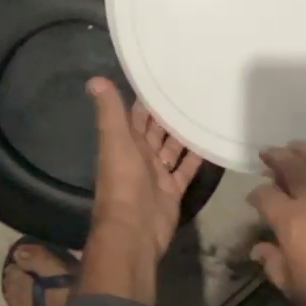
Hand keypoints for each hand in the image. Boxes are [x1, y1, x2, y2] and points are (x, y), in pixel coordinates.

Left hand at [78, 79, 202, 305]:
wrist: (133, 230)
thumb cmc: (123, 182)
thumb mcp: (115, 141)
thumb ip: (109, 112)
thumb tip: (94, 79)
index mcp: (126, 142)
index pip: (137, 114)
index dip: (149, 97)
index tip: (166, 74)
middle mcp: (141, 155)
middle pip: (157, 130)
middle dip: (170, 113)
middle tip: (194, 88)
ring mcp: (157, 173)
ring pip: (173, 148)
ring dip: (185, 133)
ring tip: (206, 110)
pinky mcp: (173, 190)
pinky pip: (187, 169)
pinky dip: (198, 157)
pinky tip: (211, 140)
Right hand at [247, 143, 305, 305]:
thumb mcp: (293, 287)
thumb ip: (273, 262)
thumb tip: (257, 248)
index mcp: (290, 219)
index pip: (265, 195)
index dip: (256, 194)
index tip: (254, 198)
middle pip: (290, 164)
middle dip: (275, 157)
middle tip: (267, 153)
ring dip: (302, 150)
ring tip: (294, 148)